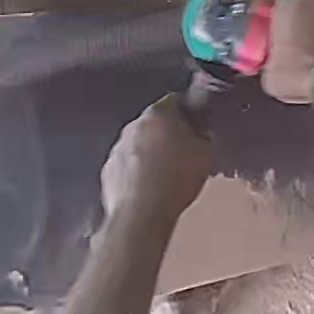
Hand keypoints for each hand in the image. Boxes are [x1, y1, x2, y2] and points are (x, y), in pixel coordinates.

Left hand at [101, 94, 211, 224]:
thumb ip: (202, 135)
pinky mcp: (109, 170)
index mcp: (158, 114)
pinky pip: (127, 165)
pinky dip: (136, 171)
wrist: (142, 213)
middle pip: (154, 122)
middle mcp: (134, 125)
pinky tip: (149, 188)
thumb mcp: (205, 154)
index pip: (174, 100)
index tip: (195, 124)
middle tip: (183, 151)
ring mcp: (118, 148)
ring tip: (166, 175)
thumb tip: (198, 132)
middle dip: (167, 133)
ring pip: (139, 143)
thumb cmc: (176, 179)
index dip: (187, 111)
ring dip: (150, 152)